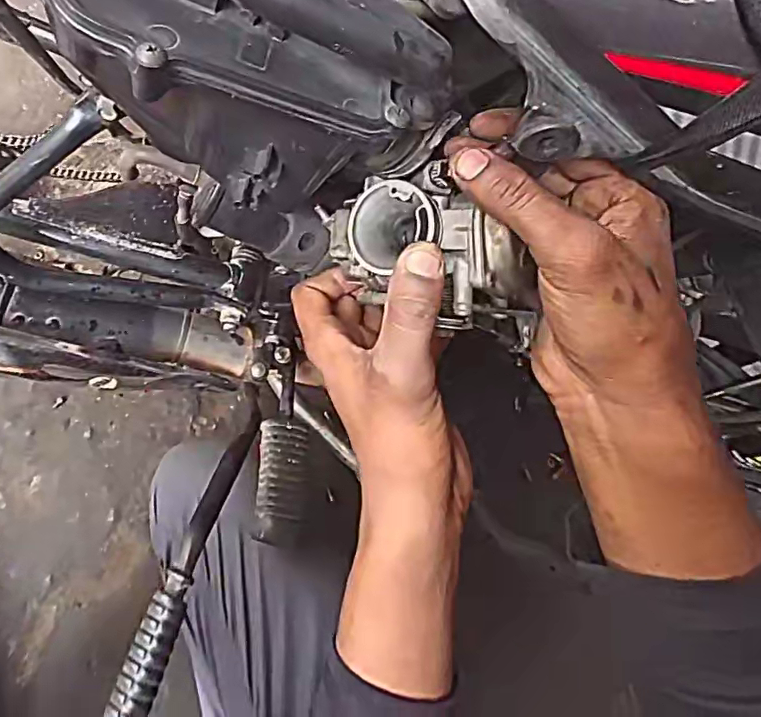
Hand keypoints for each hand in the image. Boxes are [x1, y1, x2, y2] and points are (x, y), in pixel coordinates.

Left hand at [292, 248, 471, 522]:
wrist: (423, 501)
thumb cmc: (395, 455)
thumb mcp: (403, 369)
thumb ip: (410, 312)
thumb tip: (418, 261)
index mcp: (333, 350)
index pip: (311, 295)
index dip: (335, 271)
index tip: (370, 259)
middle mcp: (353, 356)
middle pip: (352, 299)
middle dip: (378, 279)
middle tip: (408, 266)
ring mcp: (382, 366)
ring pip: (385, 315)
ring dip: (405, 298)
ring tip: (429, 283)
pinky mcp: (412, 377)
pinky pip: (415, 335)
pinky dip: (429, 319)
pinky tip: (449, 314)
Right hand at [449, 113, 760, 579]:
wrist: (612, 399)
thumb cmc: (630, 334)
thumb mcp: (574, 250)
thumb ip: (520, 200)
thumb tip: (477, 164)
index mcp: (619, 202)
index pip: (562, 148)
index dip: (519, 136)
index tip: (479, 132)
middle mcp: (591, 220)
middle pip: (530, 175)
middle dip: (491, 167)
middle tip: (454, 161)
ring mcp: (560, 249)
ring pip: (509, 209)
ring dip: (480, 203)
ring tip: (453, 191)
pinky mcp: (533, 275)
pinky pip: (498, 242)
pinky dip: (477, 236)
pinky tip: (464, 231)